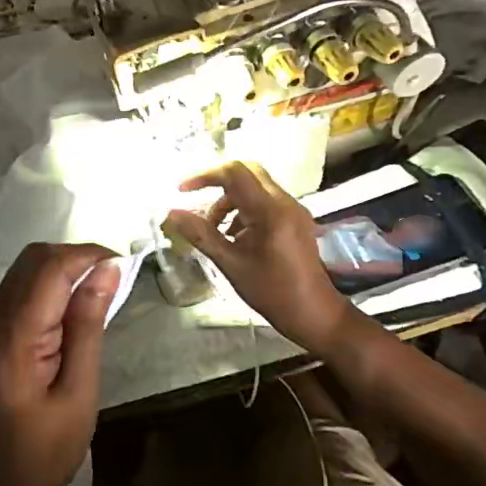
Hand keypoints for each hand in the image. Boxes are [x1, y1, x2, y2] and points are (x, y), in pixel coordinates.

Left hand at [0, 242, 120, 485]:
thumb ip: (88, 325)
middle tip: (112, 279)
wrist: (2, 479)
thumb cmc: (49, 446)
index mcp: (12, 338)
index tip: (123, 264)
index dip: (87, 255)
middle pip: (32, 260)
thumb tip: (107, 269)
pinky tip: (71, 310)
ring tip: (97, 292)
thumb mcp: (81, 390)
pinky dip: (48, 285)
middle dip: (75, 257)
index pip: (48, 269)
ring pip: (24, 269)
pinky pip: (18, 288)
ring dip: (62, 269)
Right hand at [165, 162, 359, 351]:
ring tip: (215, 231)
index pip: (234, 173)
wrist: (314, 313)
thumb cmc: (271, 291)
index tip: (182, 190)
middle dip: (218, 183)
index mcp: (270, 211)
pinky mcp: (296, 219)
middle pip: (247, 172)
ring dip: (230, 200)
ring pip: (255, 187)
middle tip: (196, 200)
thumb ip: (201, 234)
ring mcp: (294, 209)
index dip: (204, 176)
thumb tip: (171, 214)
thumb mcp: (230, 263)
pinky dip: (244, 209)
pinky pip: (265, 201)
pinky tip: (234, 237)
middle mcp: (285, 202)